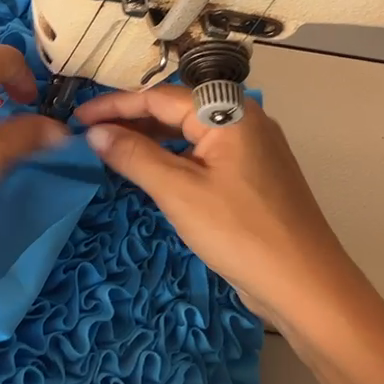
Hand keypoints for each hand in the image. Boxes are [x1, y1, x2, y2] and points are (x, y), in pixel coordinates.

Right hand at [74, 86, 363, 325]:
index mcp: (230, 114)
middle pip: (175, 110)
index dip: (114, 106)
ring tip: (108, 150)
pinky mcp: (251, 176)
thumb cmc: (240, 232)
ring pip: (188, 133)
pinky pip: (201, 154)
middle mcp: (244, 121)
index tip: (77, 118)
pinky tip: (146, 170)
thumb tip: (94, 133)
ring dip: (148, 139)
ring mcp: (250, 150)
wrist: (306, 287)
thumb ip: (133, 155)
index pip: (159, 97)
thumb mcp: (178, 191)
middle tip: (88, 135)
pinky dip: (170, 157)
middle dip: (129, 120)